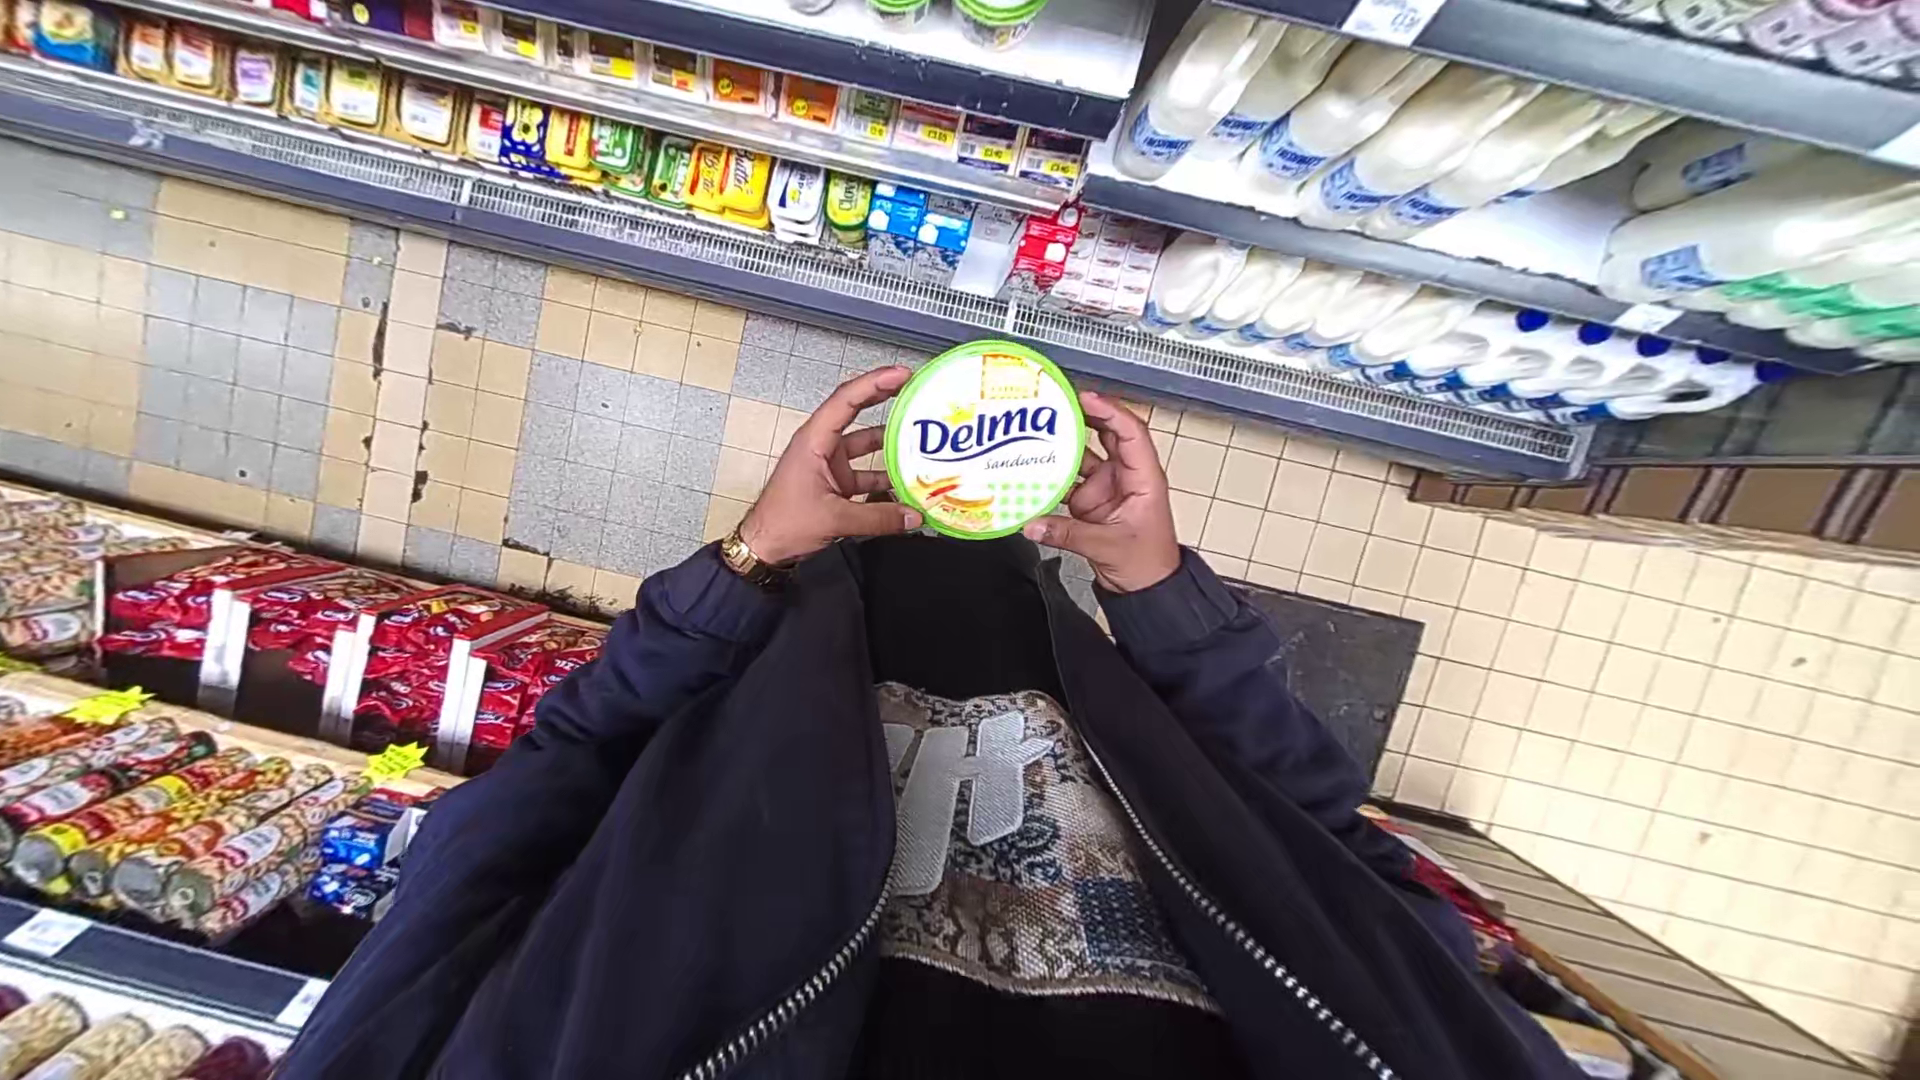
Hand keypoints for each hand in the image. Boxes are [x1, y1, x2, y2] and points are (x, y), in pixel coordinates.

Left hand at [738, 366, 922, 564]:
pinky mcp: (837, 484)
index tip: (901, 375)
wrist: (765, 547)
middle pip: (858, 414)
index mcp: (814, 441)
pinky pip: (868, 474)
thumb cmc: (782, 523)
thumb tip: (912, 515)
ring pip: (867, 448)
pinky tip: (907, 486)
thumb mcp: (834, 518)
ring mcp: (831, 465)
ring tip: (920, 443)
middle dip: (887, 400)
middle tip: (915, 392)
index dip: (875, 383)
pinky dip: (887, 479)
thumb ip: (879, 517)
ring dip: (892, 446)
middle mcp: (823, 447)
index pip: (846, 400)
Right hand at [1021, 392, 1179, 592]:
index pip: (1130, 432)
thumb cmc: (1148, 564)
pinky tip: (1034, 471)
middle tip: (1057, 404)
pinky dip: (1052, 476)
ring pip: (1084, 456)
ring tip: (1039, 433)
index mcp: (1143, 478)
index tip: (1086, 398)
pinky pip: (1069, 482)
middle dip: (1084, 417)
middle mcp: (1125, 476)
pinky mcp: (1090, 503)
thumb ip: (1067, 533)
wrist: (1145, 588)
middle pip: (1106, 435)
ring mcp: (1106, 488)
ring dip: (1064, 446)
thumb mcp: (1108, 546)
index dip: (1109, 411)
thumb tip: (1033, 524)